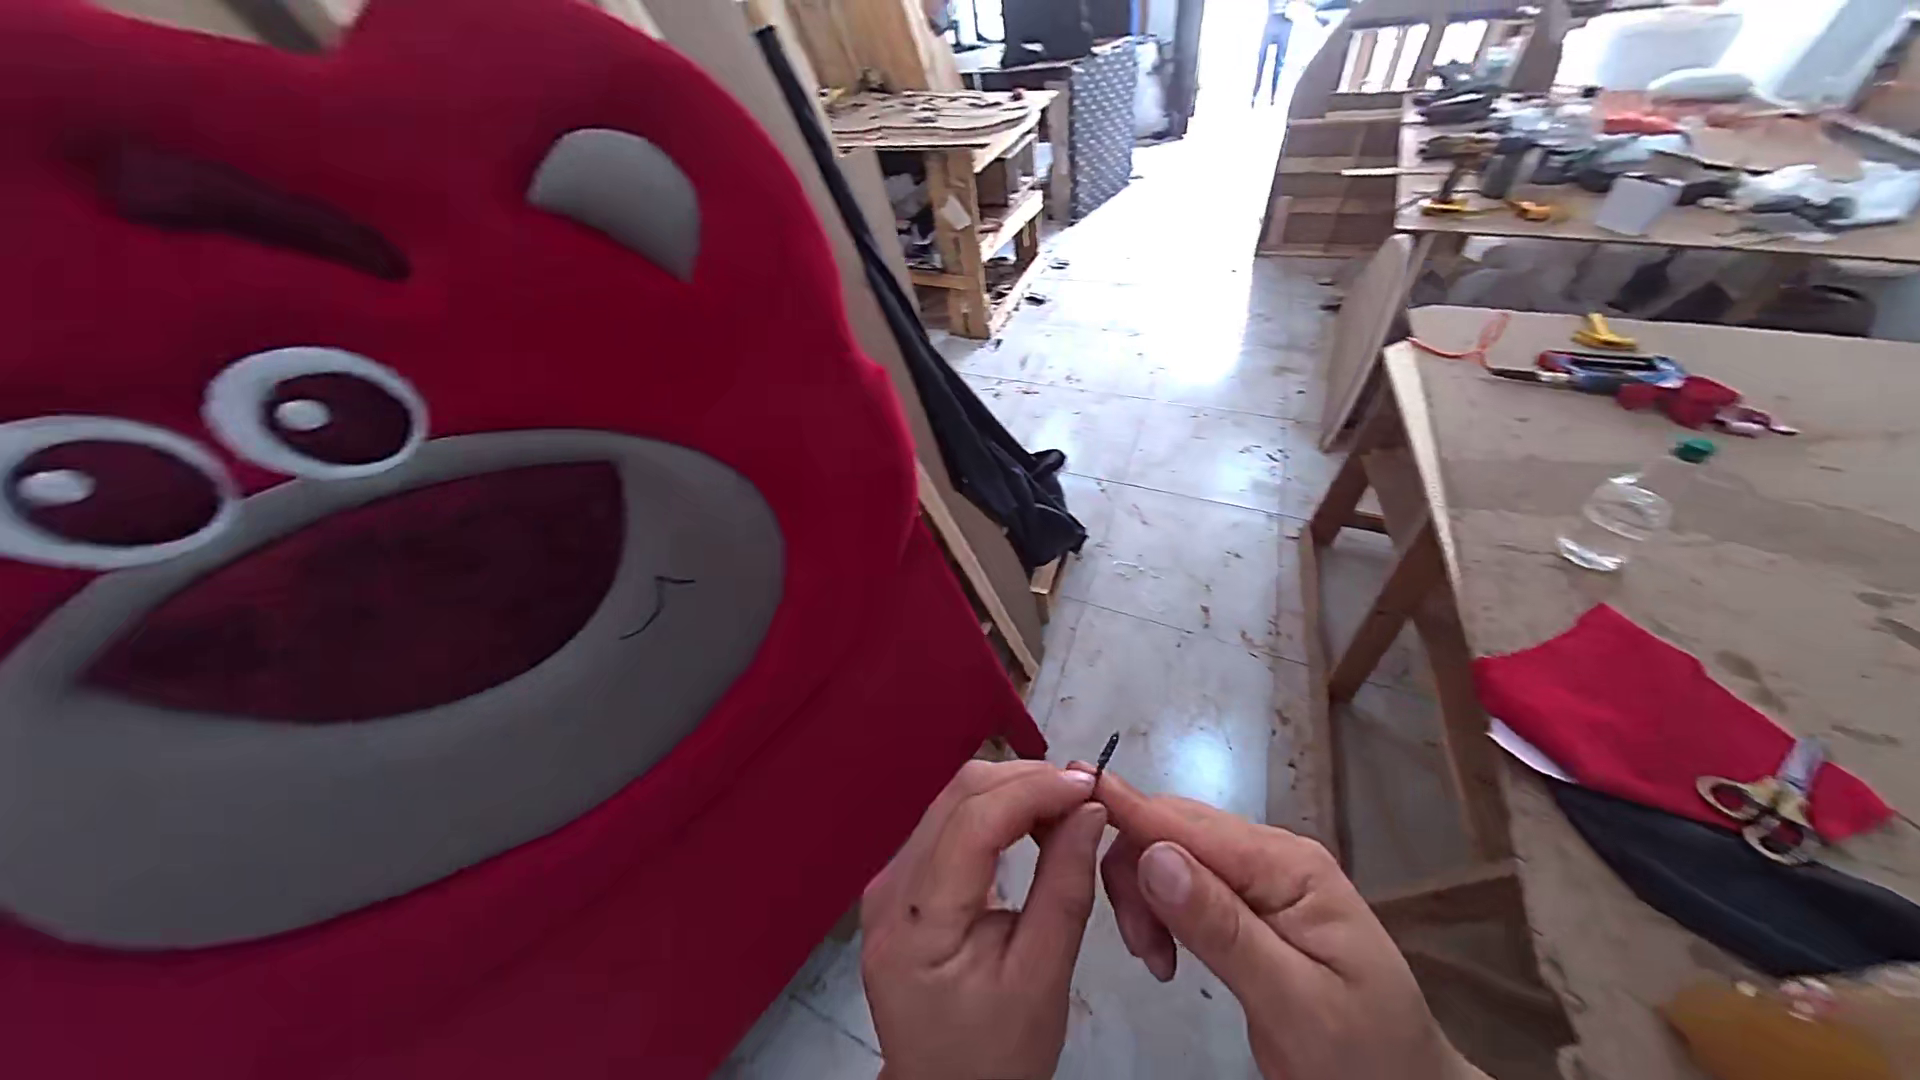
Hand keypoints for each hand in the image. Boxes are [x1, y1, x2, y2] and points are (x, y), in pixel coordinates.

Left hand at [861, 760, 1107, 1079]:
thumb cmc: (997, 1054)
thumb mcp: (1042, 981)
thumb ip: (1065, 888)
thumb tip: (1090, 809)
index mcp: (916, 920)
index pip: (974, 822)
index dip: (1034, 790)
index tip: (1090, 785)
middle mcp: (890, 884)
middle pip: (959, 796)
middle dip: (1027, 781)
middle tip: (1084, 795)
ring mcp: (889, 877)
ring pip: (955, 799)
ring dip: (1014, 790)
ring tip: (1065, 808)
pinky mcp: (901, 878)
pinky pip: (951, 820)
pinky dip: (997, 810)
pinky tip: (1031, 822)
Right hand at [1090, 768, 1478, 1079]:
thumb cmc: (1364, 1060)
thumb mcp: (1295, 1006)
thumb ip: (1222, 927)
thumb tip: (1152, 854)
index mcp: (1284, 864)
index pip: (1185, 822)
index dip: (1124, 808)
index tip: (1067, 797)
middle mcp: (1267, 852)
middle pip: (1170, 829)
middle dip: (1134, 874)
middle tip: (1140, 948)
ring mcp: (1257, 872)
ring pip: (1168, 850)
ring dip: (1144, 894)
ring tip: (1156, 960)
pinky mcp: (1244, 896)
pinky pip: (1181, 878)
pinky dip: (1158, 906)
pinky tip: (1167, 951)